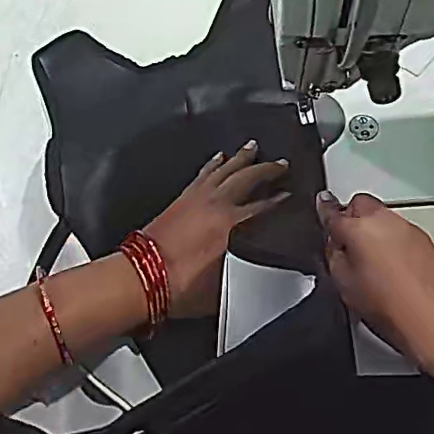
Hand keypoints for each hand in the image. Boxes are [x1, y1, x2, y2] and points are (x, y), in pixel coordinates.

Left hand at [143, 141, 289, 316]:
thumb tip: (260, 267)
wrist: (142, 277)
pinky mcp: (182, 198)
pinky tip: (219, 158)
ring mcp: (198, 197)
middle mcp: (216, 205)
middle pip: (248, 177)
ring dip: (241, 158)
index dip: (281, 200)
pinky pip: (204, 173)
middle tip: (281, 164)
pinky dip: (214, 164)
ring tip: (252, 148)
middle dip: (267, 169)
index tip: (291, 194)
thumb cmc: (179, 285)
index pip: (265, 206)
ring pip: (225, 169)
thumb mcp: (225, 285)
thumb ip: (246, 270)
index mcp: (231, 225)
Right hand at [317, 191, 433, 369]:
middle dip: (351, 218)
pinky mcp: (426, 242)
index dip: (324, 210)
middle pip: (360, 204)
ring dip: (374, 231)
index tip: (323, 207)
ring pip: (383, 217)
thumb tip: (336, 246)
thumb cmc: (394, 307)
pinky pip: (401, 232)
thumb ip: (334, 256)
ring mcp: (408, 229)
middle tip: (347, 244)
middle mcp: (385, 220)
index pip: (333, 211)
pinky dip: (393, 242)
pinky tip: (392, 270)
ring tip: (371, 264)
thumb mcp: (343, 284)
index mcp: (358, 227)